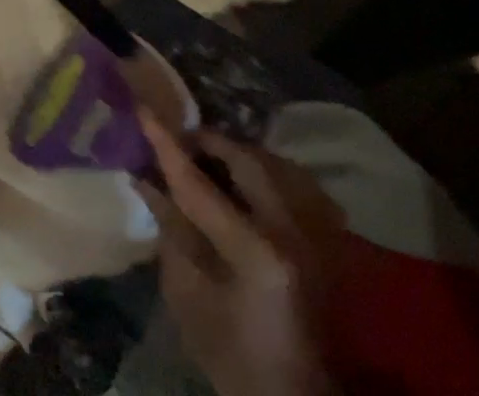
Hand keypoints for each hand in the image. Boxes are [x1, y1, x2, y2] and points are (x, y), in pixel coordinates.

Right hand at [137, 115, 347, 395]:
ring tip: (209, 158)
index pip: (198, 182)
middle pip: (250, 161)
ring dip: (242, 154)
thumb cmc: (230, 348)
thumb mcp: (186, 291)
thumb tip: (147, 177)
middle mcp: (297, 234)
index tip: (142, 110)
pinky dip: (272, 173)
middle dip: (209, 142)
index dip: (166, 144)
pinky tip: (250, 182)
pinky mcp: (335, 244)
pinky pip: (305, 186)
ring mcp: (325, 237)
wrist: (295, 394)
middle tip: (176, 140)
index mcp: (255, 251)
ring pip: (283, 167)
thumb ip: (171, 227)